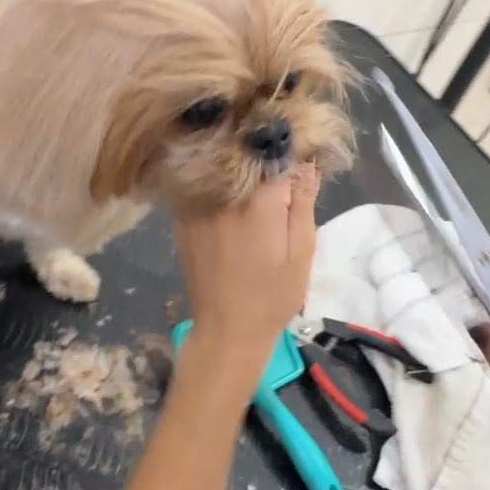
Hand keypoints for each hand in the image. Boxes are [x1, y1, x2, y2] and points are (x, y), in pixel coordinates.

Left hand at [175, 163, 319, 371]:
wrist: (226, 331)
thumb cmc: (273, 297)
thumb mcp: (301, 252)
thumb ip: (303, 203)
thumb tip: (306, 161)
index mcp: (260, 202)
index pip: (278, 158)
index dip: (291, 159)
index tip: (300, 168)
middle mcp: (225, 195)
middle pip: (248, 161)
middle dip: (265, 164)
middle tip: (278, 182)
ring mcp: (198, 206)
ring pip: (223, 172)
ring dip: (239, 173)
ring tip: (253, 191)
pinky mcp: (182, 219)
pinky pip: (202, 190)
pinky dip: (216, 190)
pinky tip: (227, 203)